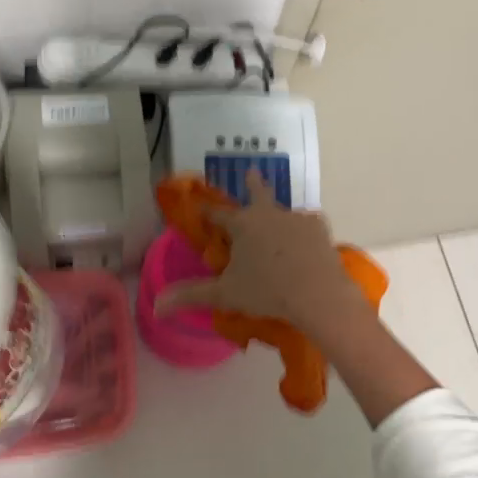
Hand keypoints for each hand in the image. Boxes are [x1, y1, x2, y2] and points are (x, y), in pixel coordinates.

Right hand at [157, 173, 438, 426]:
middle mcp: (269, 214)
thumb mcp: (225, 294)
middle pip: (259, 192)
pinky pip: (308, 228)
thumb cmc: (266, 291)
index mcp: (243, 225)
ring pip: (285, 214)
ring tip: (282, 229)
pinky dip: (304, 235)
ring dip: (281, 218)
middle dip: (252, 183)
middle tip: (251, 171)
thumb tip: (157, 306)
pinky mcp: (320, 229)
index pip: (219, 215)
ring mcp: (297, 218)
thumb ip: (191, 295)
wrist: (316, 293)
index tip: (202, 207)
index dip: (209, 212)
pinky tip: (305, 247)